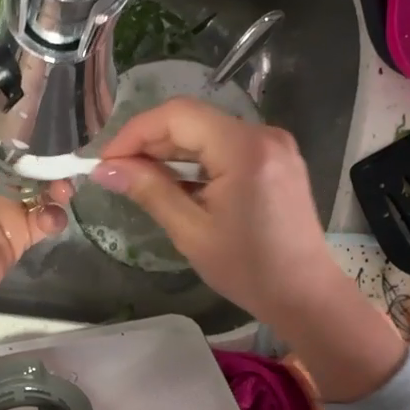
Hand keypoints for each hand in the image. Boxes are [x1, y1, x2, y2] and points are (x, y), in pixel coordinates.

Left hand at [0, 78, 66, 321]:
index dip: (22, 101)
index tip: (51, 87)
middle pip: (26, 145)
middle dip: (50, 142)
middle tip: (70, 142)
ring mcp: (2, 202)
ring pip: (43, 180)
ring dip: (59, 180)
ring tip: (64, 187)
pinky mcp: (19, 232)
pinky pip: (47, 216)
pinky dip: (54, 215)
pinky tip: (50, 218)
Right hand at [91, 98, 347, 325]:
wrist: (304, 294)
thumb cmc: (248, 269)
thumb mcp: (191, 231)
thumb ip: (149, 191)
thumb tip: (105, 171)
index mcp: (244, 148)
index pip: (177, 115)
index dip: (135, 132)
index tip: (106, 161)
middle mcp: (263, 134)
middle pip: (194, 119)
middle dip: (151, 142)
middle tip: (117, 173)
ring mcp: (274, 145)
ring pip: (209, 132)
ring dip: (172, 151)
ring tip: (140, 179)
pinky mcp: (277, 160)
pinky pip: (227, 147)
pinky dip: (198, 160)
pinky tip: (176, 184)